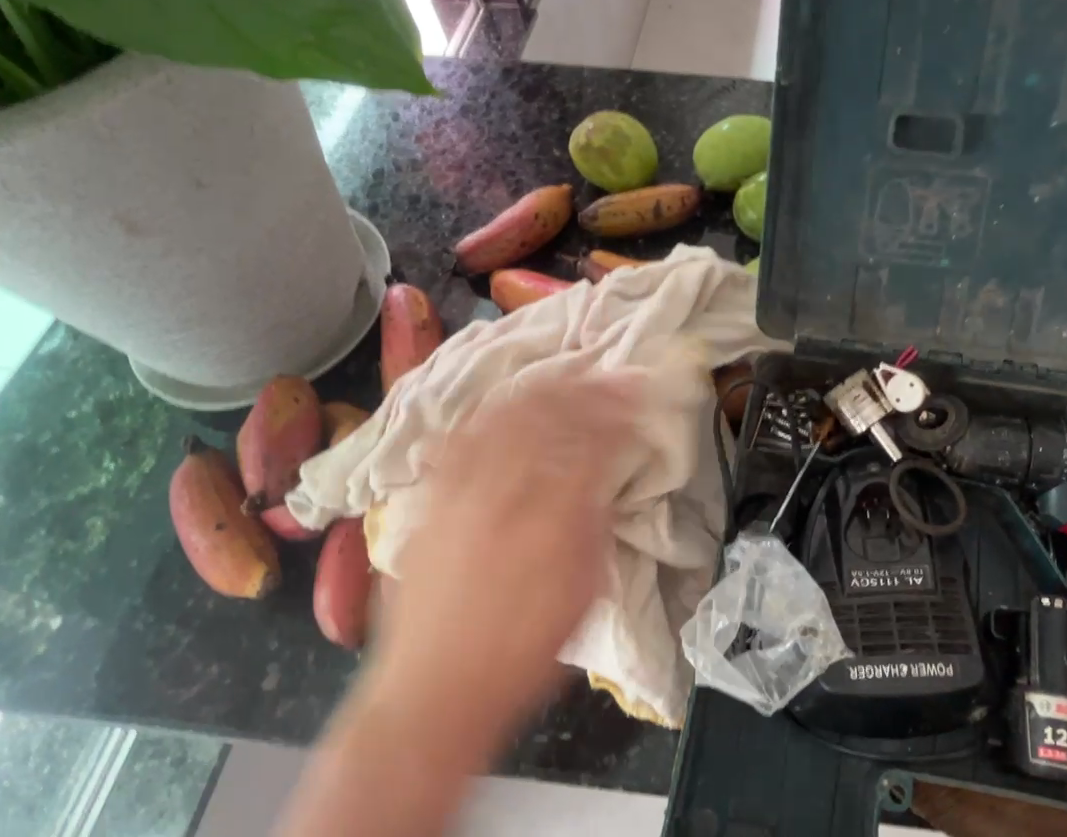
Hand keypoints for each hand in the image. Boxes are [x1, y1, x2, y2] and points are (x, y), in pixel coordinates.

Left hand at [370, 369, 644, 728]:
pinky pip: (458, 440)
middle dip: (582, 388)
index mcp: (551, 520)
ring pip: (500, 419)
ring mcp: (458, 494)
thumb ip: (594, 528)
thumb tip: (602, 480)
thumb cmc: (520, 655)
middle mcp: (502, 494)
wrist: (432, 691)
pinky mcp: (429, 502)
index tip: (638, 391)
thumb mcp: (581, 595)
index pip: (591, 442)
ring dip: (537, 391)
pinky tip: (503, 406)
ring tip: (563, 377)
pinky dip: (487, 414)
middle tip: (607, 375)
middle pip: (545, 417)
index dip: (618, 410)